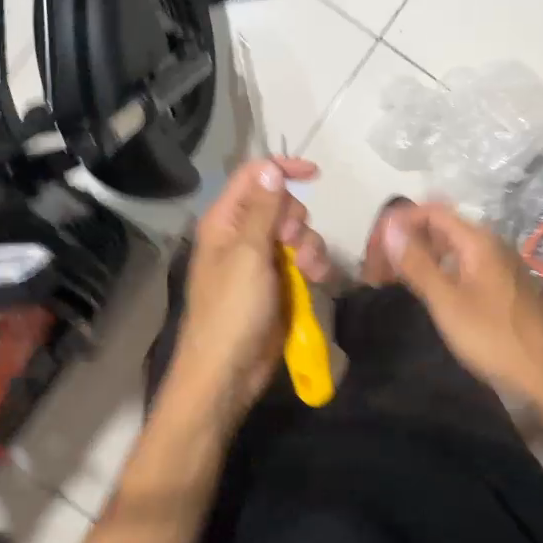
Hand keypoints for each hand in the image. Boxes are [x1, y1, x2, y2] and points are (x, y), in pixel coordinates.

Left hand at [163, 158, 325, 425]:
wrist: (228, 373)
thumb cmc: (231, 311)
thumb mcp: (248, 255)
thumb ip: (262, 210)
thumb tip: (270, 168)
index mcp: (225, 221)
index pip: (254, 176)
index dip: (282, 170)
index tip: (316, 175)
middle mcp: (242, 235)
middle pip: (281, 204)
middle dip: (297, 220)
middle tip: (292, 244)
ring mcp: (261, 261)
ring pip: (297, 234)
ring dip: (310, 247)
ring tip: (309, 272)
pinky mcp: (279, 284)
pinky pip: (303, 261)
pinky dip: (313, 266)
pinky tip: (317, 282)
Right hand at [385, 203, 542, 416]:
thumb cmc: (494, 337)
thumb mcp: (447, 302)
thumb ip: (417, 263)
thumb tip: (390, 225)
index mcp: (478, 241)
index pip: (433, 212)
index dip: (401, 221)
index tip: (375, 246)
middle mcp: (491, 245)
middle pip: (442, 228)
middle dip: (409, 240)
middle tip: (379, 267)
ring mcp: (500, 266)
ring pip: (453, 248)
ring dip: (423, 257)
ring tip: (395, 279)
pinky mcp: (503, 286)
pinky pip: (465, 265)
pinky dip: (441, 271)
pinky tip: (428, 291)